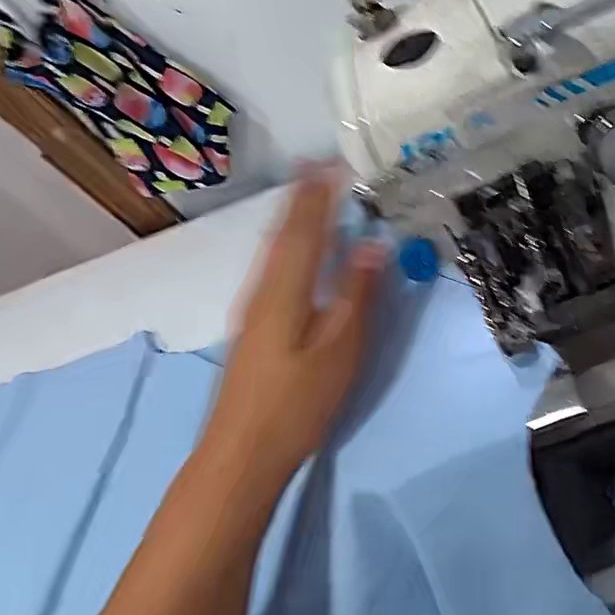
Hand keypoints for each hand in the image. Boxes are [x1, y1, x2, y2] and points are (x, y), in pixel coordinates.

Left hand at [203, 166, 387, 477]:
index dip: (320, 194)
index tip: (334, 162)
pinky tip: (289, 248)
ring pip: (272, 248)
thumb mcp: (339, 350)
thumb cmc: (297, 403)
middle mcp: (263, 288)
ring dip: (289, 216)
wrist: (240, 452)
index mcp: (286, 289)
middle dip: (300, 196)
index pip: (306, 229)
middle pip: (283, 232)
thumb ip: (356, 295)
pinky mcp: (252, 325)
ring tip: (305, 192)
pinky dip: (283, 241)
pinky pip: (270, 264)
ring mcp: (252, 307)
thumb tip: (374, 244)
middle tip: (317, 164)